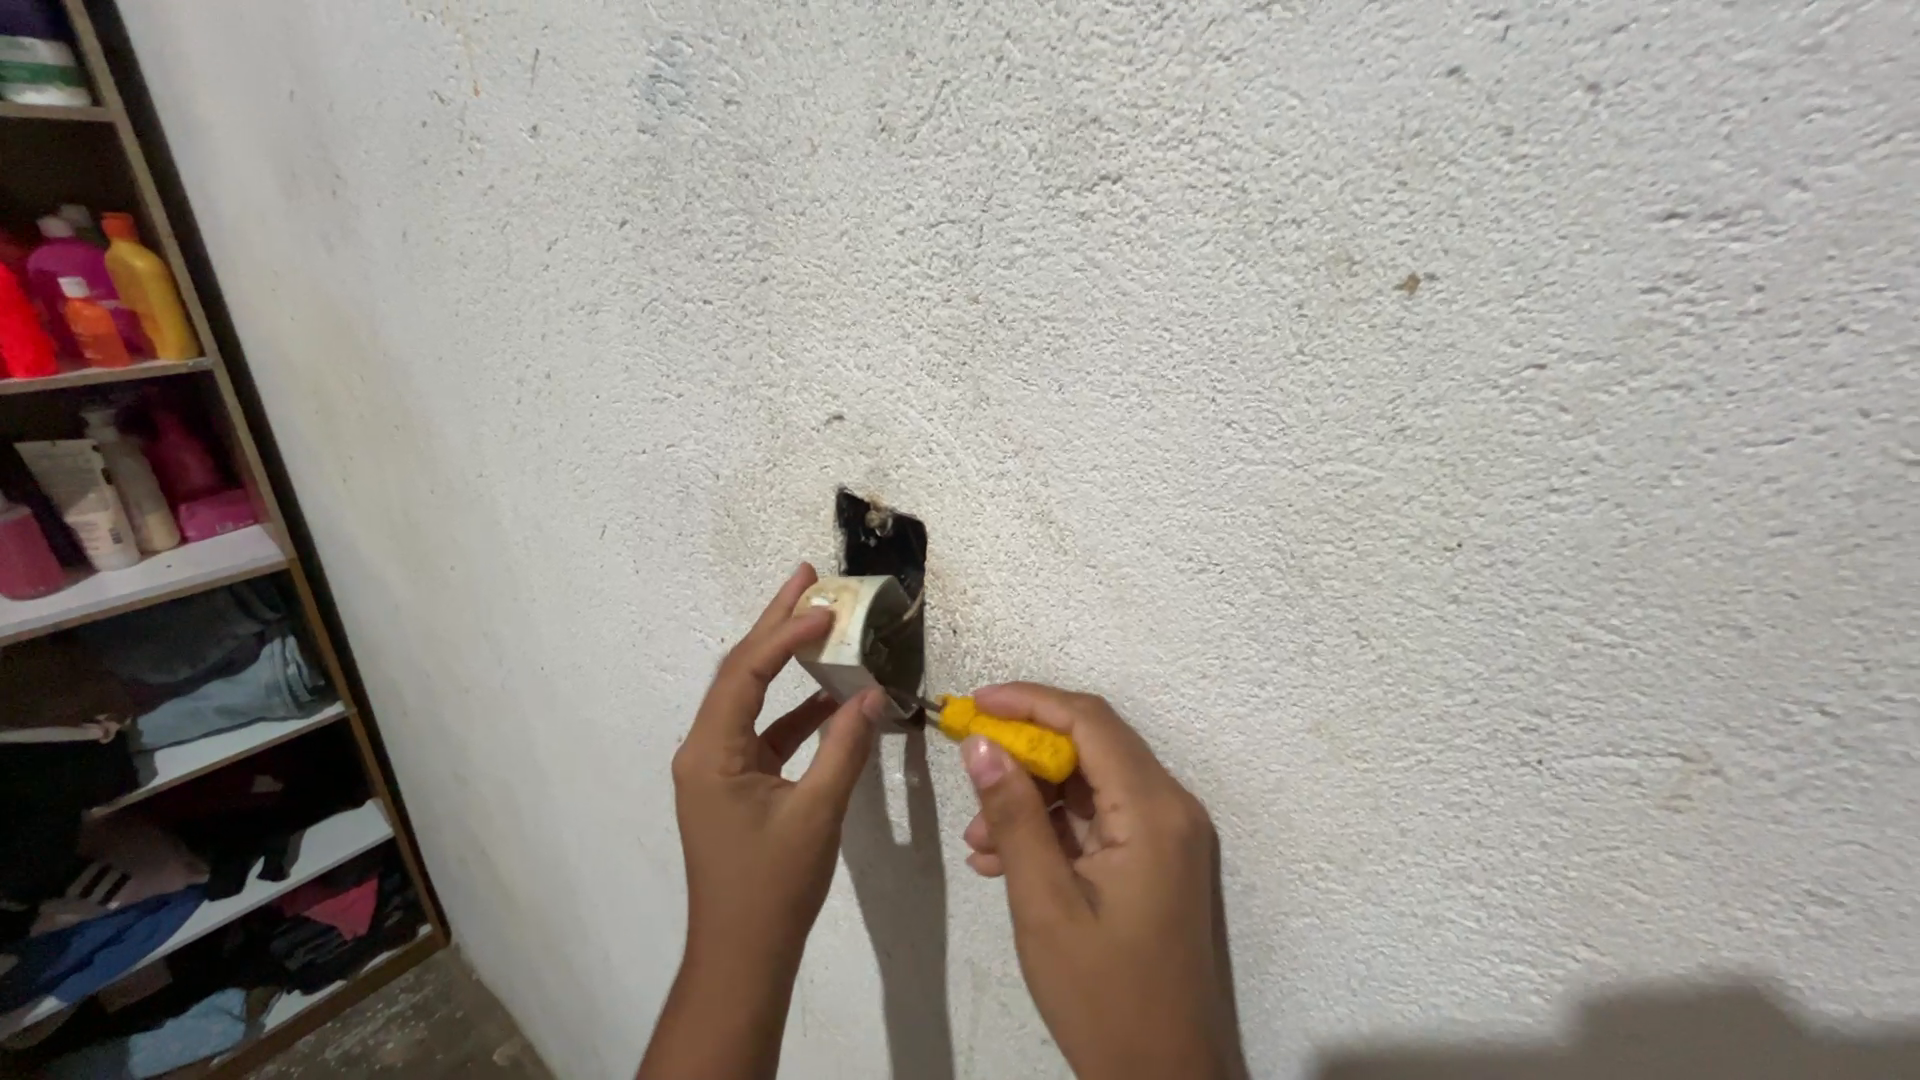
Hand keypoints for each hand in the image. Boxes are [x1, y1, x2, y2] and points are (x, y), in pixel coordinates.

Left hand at [671, 563, 885, 967]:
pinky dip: (796, 710)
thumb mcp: (817, 813)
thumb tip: (873, 694)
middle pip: (740, 670)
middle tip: (805, 576)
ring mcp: (719, 766)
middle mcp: (705, 749)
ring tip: (819, 619)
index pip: (746, 672)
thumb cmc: (773, 886)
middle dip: (774, 623)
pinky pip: (765, 731)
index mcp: (710, 752)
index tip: (826, 608)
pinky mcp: (736, 783)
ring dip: (785, 661)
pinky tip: (830, 695)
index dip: (785, 635)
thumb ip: (845, 747)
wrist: (742, 957)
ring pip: (753, 697)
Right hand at [960, 683, 1245, 1079]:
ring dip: (1034, 796)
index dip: (1030, 701)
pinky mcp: (1159, 859)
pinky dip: (1054, 827)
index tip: (975, 704)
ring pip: (1092, 782)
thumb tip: (981, 744)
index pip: (1090, 721)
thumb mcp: (1045, 903)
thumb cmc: (1104, 996)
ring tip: (978, 839)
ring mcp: (1168, 835)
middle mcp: (1171, 808)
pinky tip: (1004, 860)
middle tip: (971, 767)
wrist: (1167, 1079)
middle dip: (1025, 751)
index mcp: (1153, 811)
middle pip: (1092, 744)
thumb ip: (1014, 815)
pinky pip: (1101, 818)